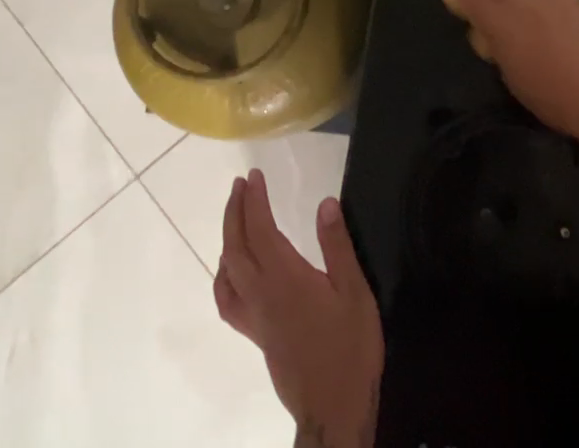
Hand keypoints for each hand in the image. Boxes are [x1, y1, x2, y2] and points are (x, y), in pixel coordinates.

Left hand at [217, 169, 382, 447]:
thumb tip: (324, 203)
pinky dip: (223, 276)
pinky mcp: (254, 333)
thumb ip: (337, 246)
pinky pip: (227, 299)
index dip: (255, 200)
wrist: (332, 403)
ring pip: (227, 269)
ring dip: (227, 237)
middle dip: (235, 211)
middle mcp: (260, 293)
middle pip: (236, 245)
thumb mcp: (354, 291)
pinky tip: (231, 270)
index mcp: (284, 278)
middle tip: (240, 184)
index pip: (260, 229)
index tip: (255, 175)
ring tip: (235, 216)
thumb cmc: (350, 344)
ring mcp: (253, 316)